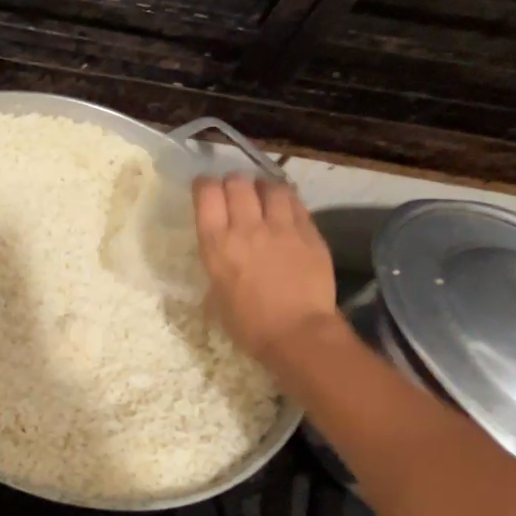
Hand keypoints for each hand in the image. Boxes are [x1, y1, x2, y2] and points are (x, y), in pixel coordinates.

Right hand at [193, 175, 340, 361]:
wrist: (297, 334)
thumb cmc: (246, 322)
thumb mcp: (215, 288)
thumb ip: (217, 258)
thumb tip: (222, 247)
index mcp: (216, 243)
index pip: (207, 194)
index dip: (204, 184)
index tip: (205, 188)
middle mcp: (247, 227)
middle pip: (238, 183)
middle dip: (233, 181)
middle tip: (234, 190)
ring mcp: (282, 228)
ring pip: (271, 187)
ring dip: (262, 186)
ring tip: (262, 194)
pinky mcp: (310, 233)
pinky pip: (296, 204)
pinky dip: (286, 200)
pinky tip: (284, 208)